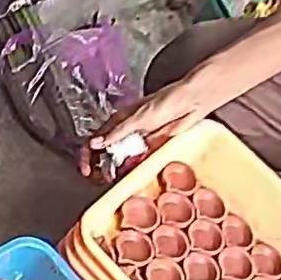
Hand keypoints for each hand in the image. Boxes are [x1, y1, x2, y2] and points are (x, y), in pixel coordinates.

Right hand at [78, 78, 218, 179]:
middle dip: (99, 167)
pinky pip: (136, 163)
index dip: (87, 156)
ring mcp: (136, 142)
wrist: (193, 102)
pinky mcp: (149, 149)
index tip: (87, 170)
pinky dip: (131, 170)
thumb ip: (116, 132)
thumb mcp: (137, 118)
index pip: (94, 141)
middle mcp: (123, 133)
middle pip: (103, 154)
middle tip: (101, 178)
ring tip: (114, 178)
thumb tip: (95, 144)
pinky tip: (130, 173)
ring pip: (119, 160)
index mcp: (116, 123)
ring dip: (114, 171)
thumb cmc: (167, 101)